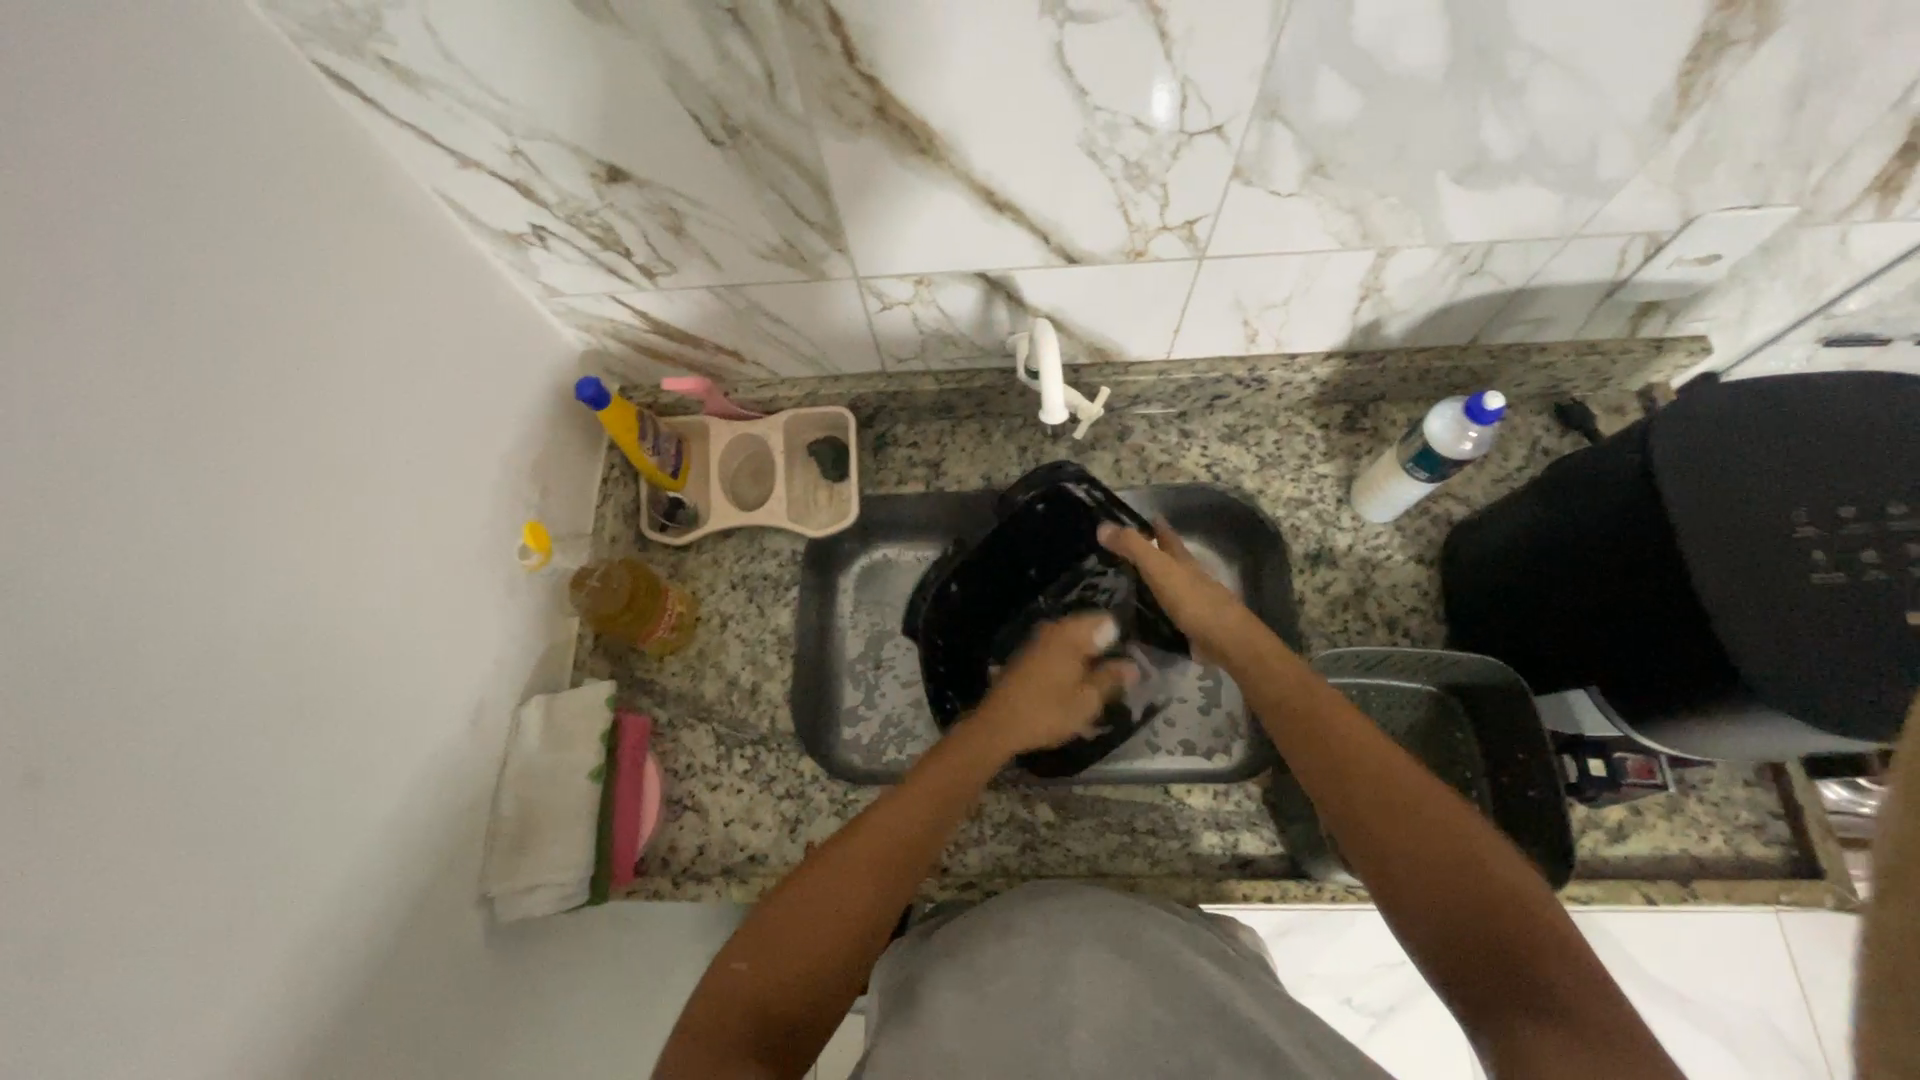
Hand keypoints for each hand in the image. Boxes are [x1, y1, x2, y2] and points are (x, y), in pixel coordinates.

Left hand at [966, 613, 1138, 755]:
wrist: (997, 726)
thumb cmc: (1047, 712)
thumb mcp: (1087, 701)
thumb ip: (1111, 679)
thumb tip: (1132, 666)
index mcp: (1070, 634)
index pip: (1106, 621)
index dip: (1120, 641)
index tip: (1126, 666)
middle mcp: (1052, 630)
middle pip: (1087, 632)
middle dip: (1102, 653)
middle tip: (1113, 682)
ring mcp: (1036, 642)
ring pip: (1071, 644)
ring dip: (1085, 662)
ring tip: (1094, 690)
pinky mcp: (1025, 657)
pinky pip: (1056, 653)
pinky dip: (1067, 667)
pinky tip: (1071, 689)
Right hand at [1098, 518, 1251, 660]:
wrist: (1223, 641)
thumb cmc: (1193, 601)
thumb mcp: (1159, 569)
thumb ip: (1133, 548)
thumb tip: (1102, 526)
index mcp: (1182, 561)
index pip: (1167, 537)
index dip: (1157, 526)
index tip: (1144, 517)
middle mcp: (1188, 578)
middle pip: (1169, 561)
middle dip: (1151, 555)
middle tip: (1121, 553)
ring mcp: (1190, 603)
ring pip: (1165, 587)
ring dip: (1148, 584)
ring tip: (1121, 584)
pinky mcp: (1187, 627)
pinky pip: (1163, 614)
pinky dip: (1150, 612)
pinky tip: (1135, 616)